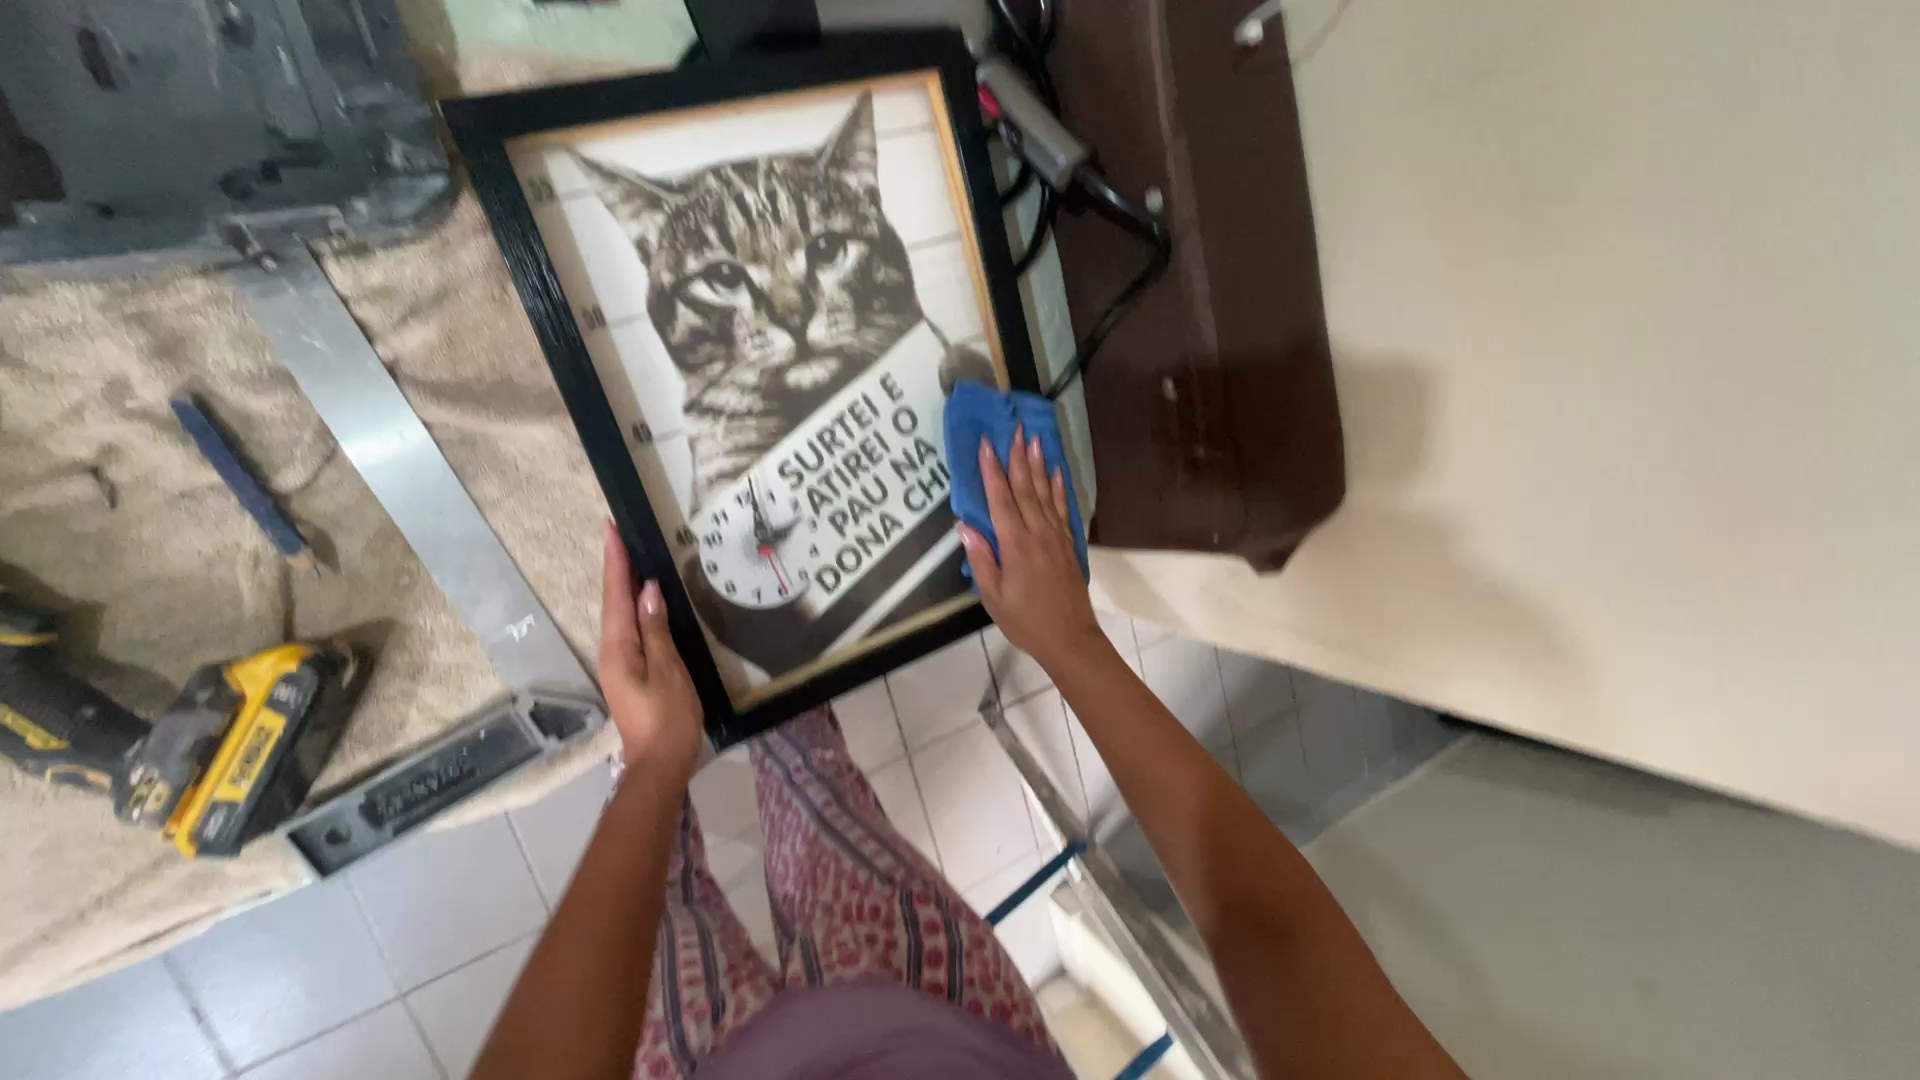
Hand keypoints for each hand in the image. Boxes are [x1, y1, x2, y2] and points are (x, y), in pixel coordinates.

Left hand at [599, 523, 703, 782]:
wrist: (660, 764)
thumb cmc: (668, 718)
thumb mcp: (668, 671)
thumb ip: (656, 630)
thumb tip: (648, 591)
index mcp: (618, 649)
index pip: (616, 596)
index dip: (616, 562)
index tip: (611, 529)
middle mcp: (612, 652)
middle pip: (613, 602)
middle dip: (616, 567)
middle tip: (619, 534)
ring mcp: (620, 664)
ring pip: (620, 615)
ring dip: (623, 585)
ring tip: (630, 557)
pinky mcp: (631, 673)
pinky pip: (629, 629)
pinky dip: (633, 607)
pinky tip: (643, 600)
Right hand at [957, 425, 1107, 672]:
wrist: (1070, 639)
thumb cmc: (1025, 621)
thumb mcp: (993, 597)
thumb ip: (981, 559)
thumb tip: (964, 526)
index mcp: (1015, 545)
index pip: (1000, 500)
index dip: (991, 471)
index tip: (986, 444)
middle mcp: (1037, 533)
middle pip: (1025, 488)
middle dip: (1017, 457)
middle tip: (1014, 428)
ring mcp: (1056, 537)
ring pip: (1045, 493)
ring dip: (1038, 465)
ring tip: (1035, 439)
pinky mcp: (1069, 544)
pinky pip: (1062, 509)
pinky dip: (1059, 488)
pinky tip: (1056, 472)